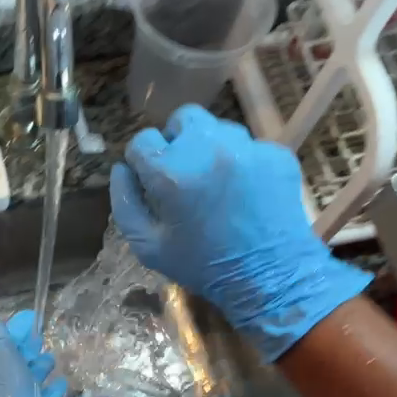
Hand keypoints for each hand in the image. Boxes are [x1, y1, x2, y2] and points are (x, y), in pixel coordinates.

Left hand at [0, 310, 68, 396]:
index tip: (31, 318)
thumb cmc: (10, 394)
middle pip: (17, 359)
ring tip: (51, 358)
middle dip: (27, 347)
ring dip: (40, 366)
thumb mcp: (1, 358)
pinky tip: (61, 383)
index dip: (16, 329)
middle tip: (40, 336)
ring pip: (31, 377)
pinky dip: (52, 389)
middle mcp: (3, 382)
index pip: (3, 342)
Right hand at [109, 104, 370, 360]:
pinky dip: (239, 160)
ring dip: (207, 146)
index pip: (142, 140)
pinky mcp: (275, 153)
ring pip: (216, 127)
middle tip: (181, 172)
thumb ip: (125, 203)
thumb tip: (121, 170)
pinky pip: (247, 145)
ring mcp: (245, 147)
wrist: (270, 277)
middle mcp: (207, 148)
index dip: (142, 161)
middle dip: (175, 141)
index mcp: (170, 172)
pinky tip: (242, 190)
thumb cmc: (201, 265)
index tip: (150, 180)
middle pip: (181, 119)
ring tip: (213, 180)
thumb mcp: (148, 246)